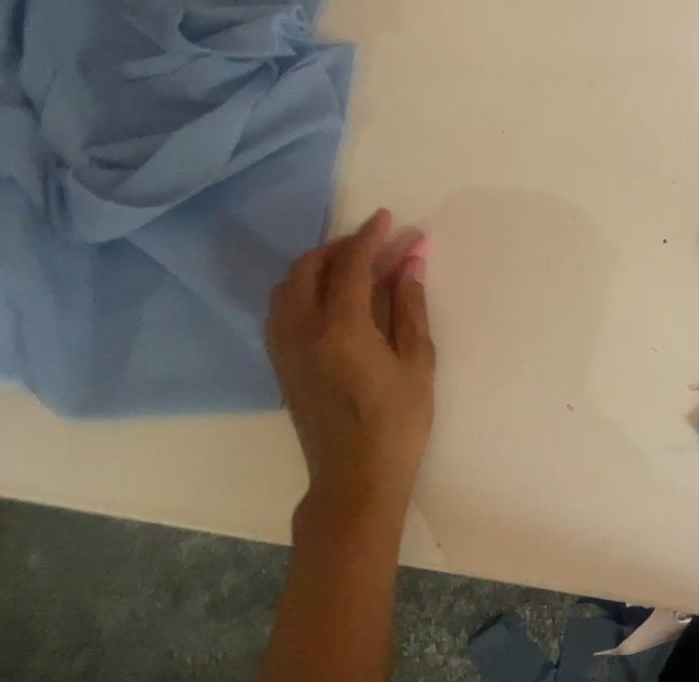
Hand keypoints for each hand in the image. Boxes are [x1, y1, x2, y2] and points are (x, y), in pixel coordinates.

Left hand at [266, 209, 435, 526]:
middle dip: (342, 246)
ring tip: (356, 266)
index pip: (350, 266)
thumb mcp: (417, 361)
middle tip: (378, 243)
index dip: (370, 236)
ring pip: (289, 287)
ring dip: (319, 266)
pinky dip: (304, 289)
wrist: (354, 479)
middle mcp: (302, 332)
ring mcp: (284, 349)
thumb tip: (411, 261)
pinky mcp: (280, 364)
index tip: (389, 218)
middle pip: (309, 268)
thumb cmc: (398, 422)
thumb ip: (411, 306)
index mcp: (341, 330)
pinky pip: (282, 309)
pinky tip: (334, 298)